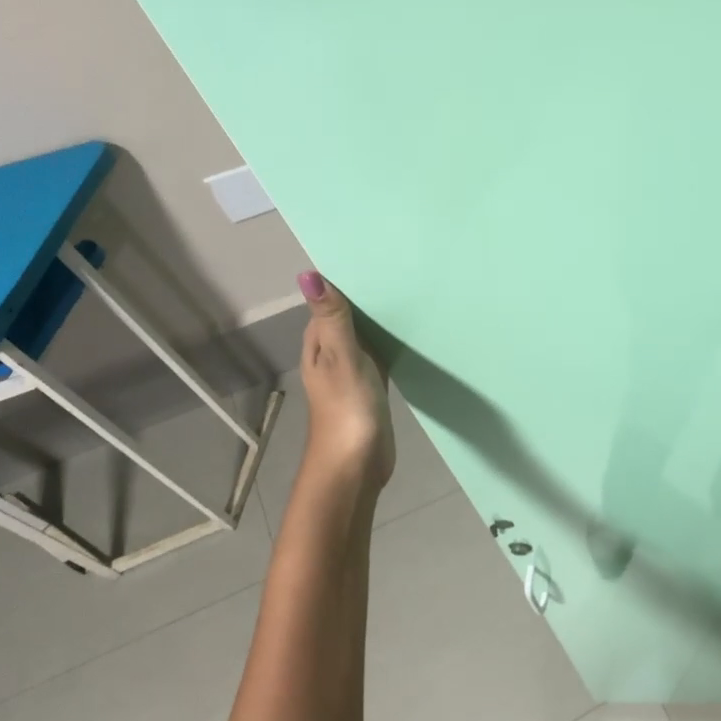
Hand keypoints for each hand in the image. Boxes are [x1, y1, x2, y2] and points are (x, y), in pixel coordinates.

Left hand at [296, 270, 394, 489]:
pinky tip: (411, 338)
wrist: (356, 465)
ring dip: (381, 321)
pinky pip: (381, 356)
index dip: (345, 281)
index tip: (372, 256)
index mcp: (319, 344)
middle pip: (348, 318)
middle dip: (367, 298)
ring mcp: (352, 373)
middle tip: (402, 271)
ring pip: (366, 336)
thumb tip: (309, 273)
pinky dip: (392, 345)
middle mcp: (332, 354)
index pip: (329, 303)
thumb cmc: (347, 410)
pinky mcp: (372, 389)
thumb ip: (333, 319)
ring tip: (411, 297)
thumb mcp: (342, 359)